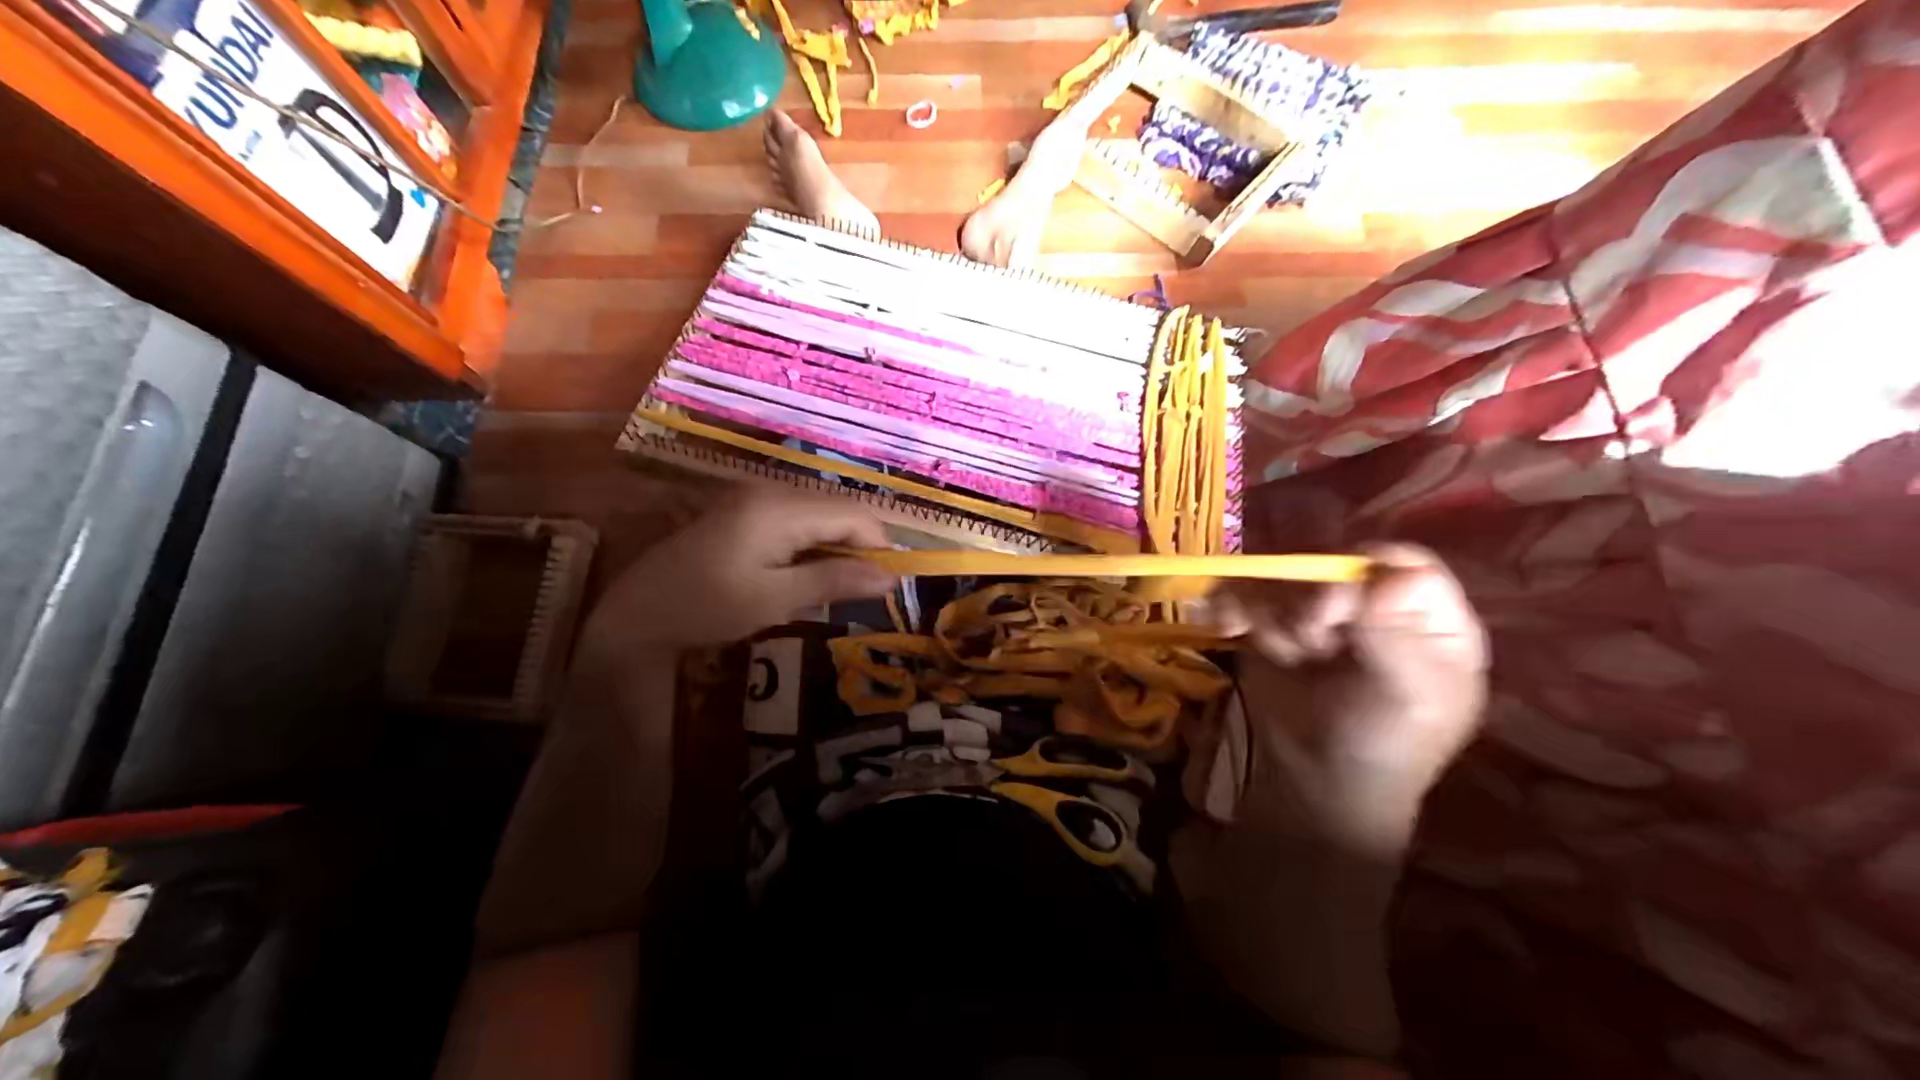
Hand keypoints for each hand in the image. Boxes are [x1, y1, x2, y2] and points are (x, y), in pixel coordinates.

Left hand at [581, 492, 897, 653]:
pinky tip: (807, 574)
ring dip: (838, 547)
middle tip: (865, 590)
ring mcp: (756, 498)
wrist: (637, 612)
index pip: (853, 515)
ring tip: (839, 586)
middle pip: (839, 509)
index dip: (880, 546)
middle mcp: (771, 491)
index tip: (889, 585)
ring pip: (821, 514)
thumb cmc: (706, 607)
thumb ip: (834, 581)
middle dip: (861, 546)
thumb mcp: (775, 599)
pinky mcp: (746, 511)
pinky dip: (814, 545)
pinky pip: (798, 520)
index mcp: (779, 508)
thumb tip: (891, 577)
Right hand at [1206, 543, 1488, 848]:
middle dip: (1308, 604)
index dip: (1363, 573)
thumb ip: (1395, 635)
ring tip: (1281, 656)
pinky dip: (1229, 606)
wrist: (1313, 783)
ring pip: (1280, 578)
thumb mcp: (1409, 698)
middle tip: (1306, 644)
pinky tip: (1226, 627)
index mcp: (1425, 617)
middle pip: (1328, 565)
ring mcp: (1314, 611)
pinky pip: (1242, 592)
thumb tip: (1382, 577)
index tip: (1333, 607)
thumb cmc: (1380, 745)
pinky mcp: (1269, 622)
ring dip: (1270, 615)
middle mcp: (1369, 604)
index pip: (1399, 563)